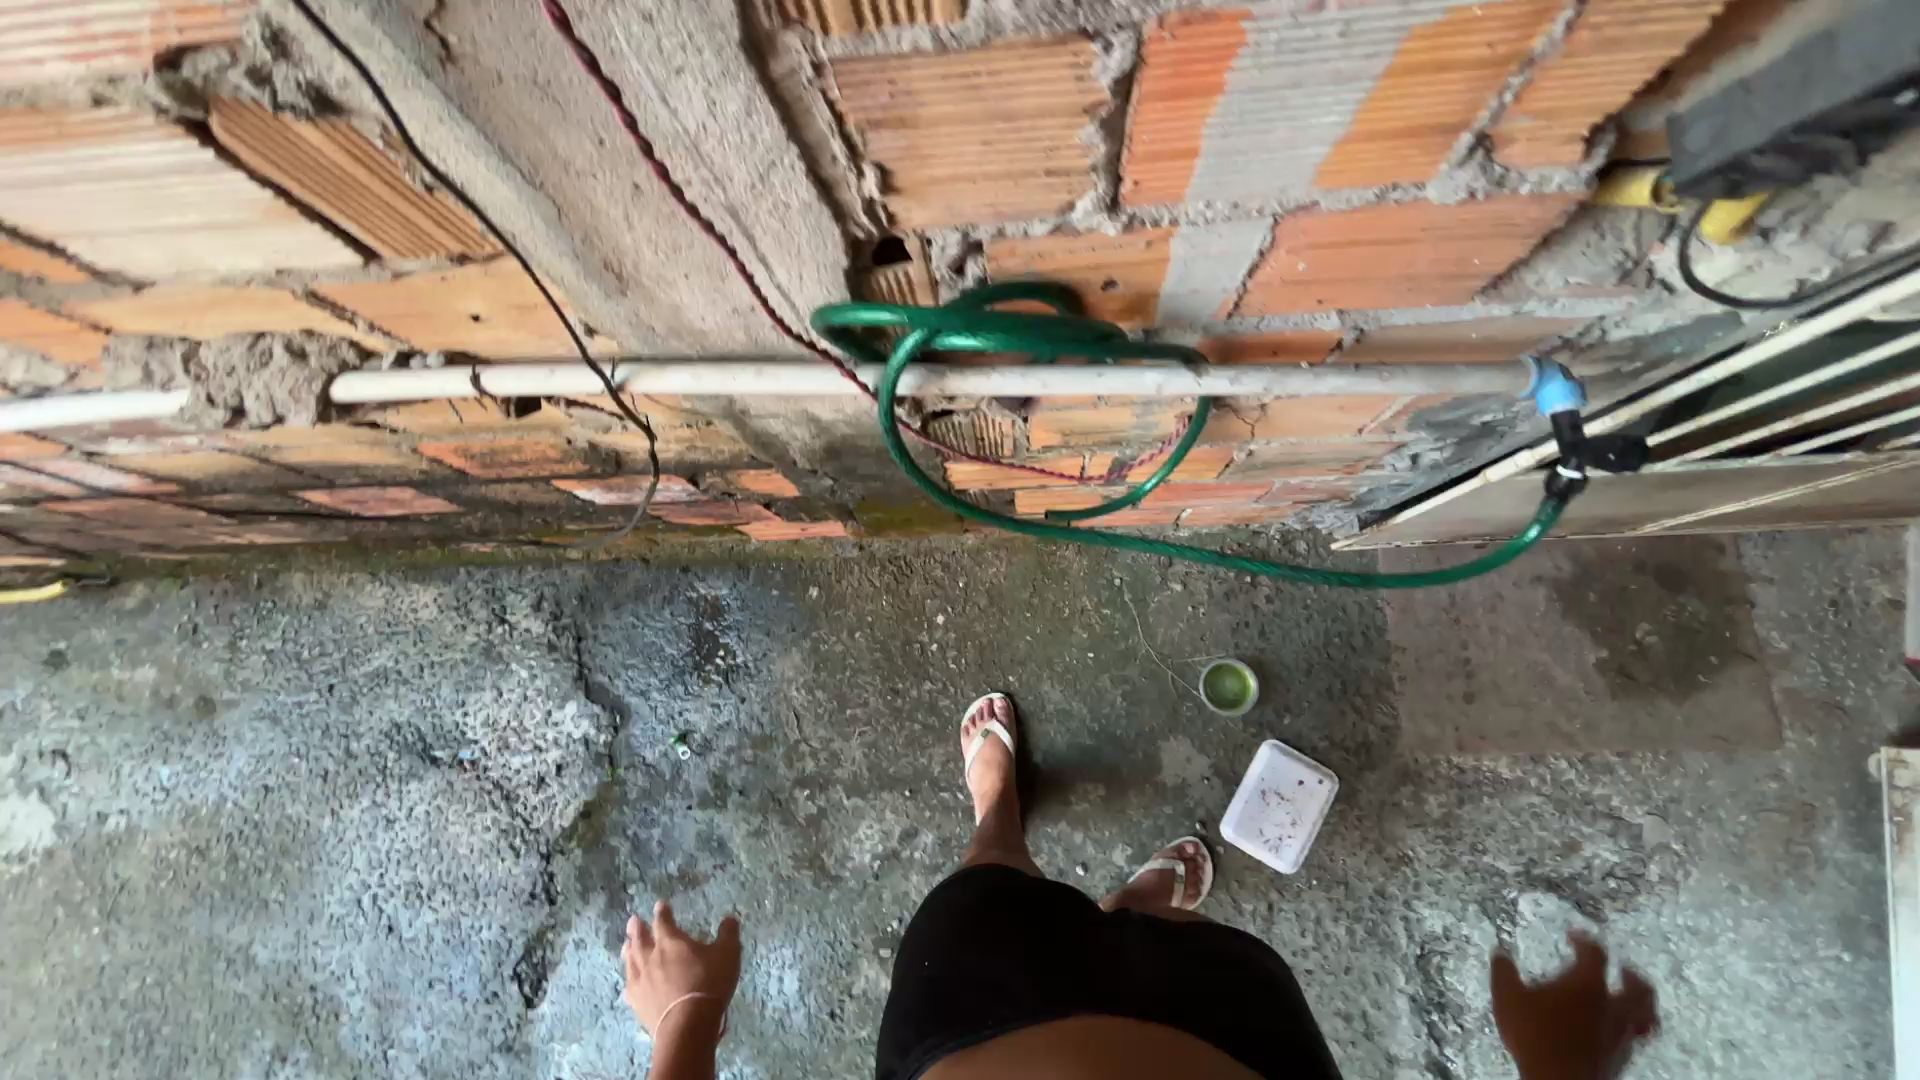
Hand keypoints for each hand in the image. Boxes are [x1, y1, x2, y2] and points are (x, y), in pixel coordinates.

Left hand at [621, 900, 742, 1038]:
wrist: (687, 1024)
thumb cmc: (708, 983)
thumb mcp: (728, 953)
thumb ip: (728, 934)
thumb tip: (729, 919)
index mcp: (671, 942)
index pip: (663, 921)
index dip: (662, 912)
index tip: (660, 904)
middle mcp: (651, 958)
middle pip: (640, 939)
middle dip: (637, 929)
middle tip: (632, 920)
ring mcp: (642, 981)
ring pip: (631, 961)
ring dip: (628, 950)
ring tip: (625, 944)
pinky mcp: (638, 1003)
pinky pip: (630, 988)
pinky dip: (629, 981)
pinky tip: (628, 983)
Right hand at [1490, 932, 1657, 1079]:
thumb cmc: (1534, 1034)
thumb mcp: (1507, 995)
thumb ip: (1504, 970)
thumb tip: (1500, 952)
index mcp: (1586, 986)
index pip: (1595, 954)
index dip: (1585, 940)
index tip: (1574, 935)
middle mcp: (1611, 1008)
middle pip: (1639, 989)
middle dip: (1633, 975)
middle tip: (1625, 967)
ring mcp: (1620, 1036)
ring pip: (1644, 1017)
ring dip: (1640, 1004)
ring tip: (1630, 998)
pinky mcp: (1621, 1058)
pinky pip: (1634, 1036)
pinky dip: (1627, 1025)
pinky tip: (1611, 1027)